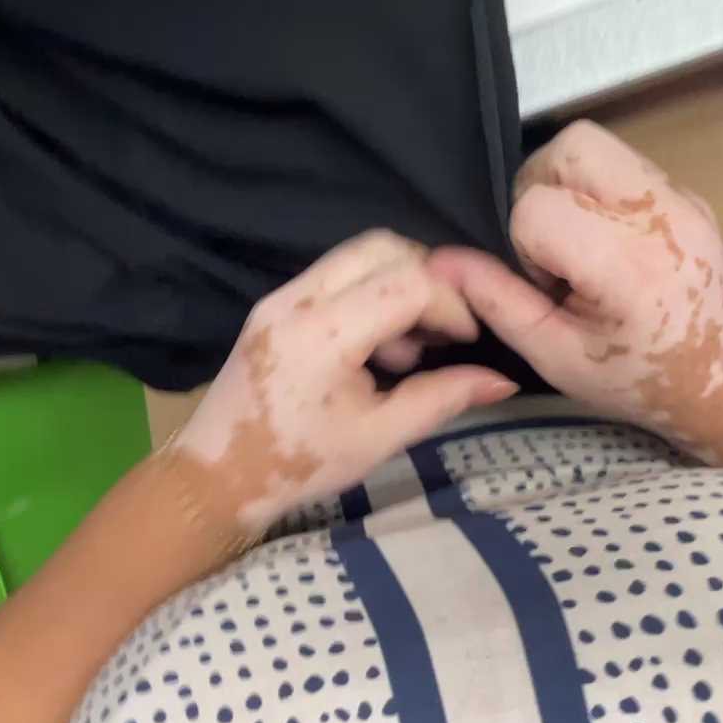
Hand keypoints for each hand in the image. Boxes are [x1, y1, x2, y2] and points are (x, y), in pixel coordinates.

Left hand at [174, 229, 518, 532]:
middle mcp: (298, 299)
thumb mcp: (379, 437)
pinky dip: (368, 293)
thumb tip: (503, 380)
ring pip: (356, 255)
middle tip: (442, 329)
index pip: (407, 282)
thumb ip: (441, 399)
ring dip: (397, 283)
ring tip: (407, 348)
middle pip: (382, 247)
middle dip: (426, 278)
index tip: (464, 339)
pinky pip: (333, 275)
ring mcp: (280, 296)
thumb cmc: (300, 464)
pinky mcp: (274, 304)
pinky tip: (375, 348)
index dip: (450, 303)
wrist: (220, 476)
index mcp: (323, 334)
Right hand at [429, 120, 722, 457]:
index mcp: (629, 265)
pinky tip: (600, 239)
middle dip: (538, 192)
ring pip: (590, 143)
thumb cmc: (634, 379)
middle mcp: (660, 213)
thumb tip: (441, 262)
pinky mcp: (683, 189)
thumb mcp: (554, 356)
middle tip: (550, 249)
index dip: (523, 245)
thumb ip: (497, 303)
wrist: (722, 377)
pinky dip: (590, 191)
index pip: (539, 206)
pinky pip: (615, 162)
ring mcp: (679, 193)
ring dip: (562, 185)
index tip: (546, 286)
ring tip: (573, 242)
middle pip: (569, 148)